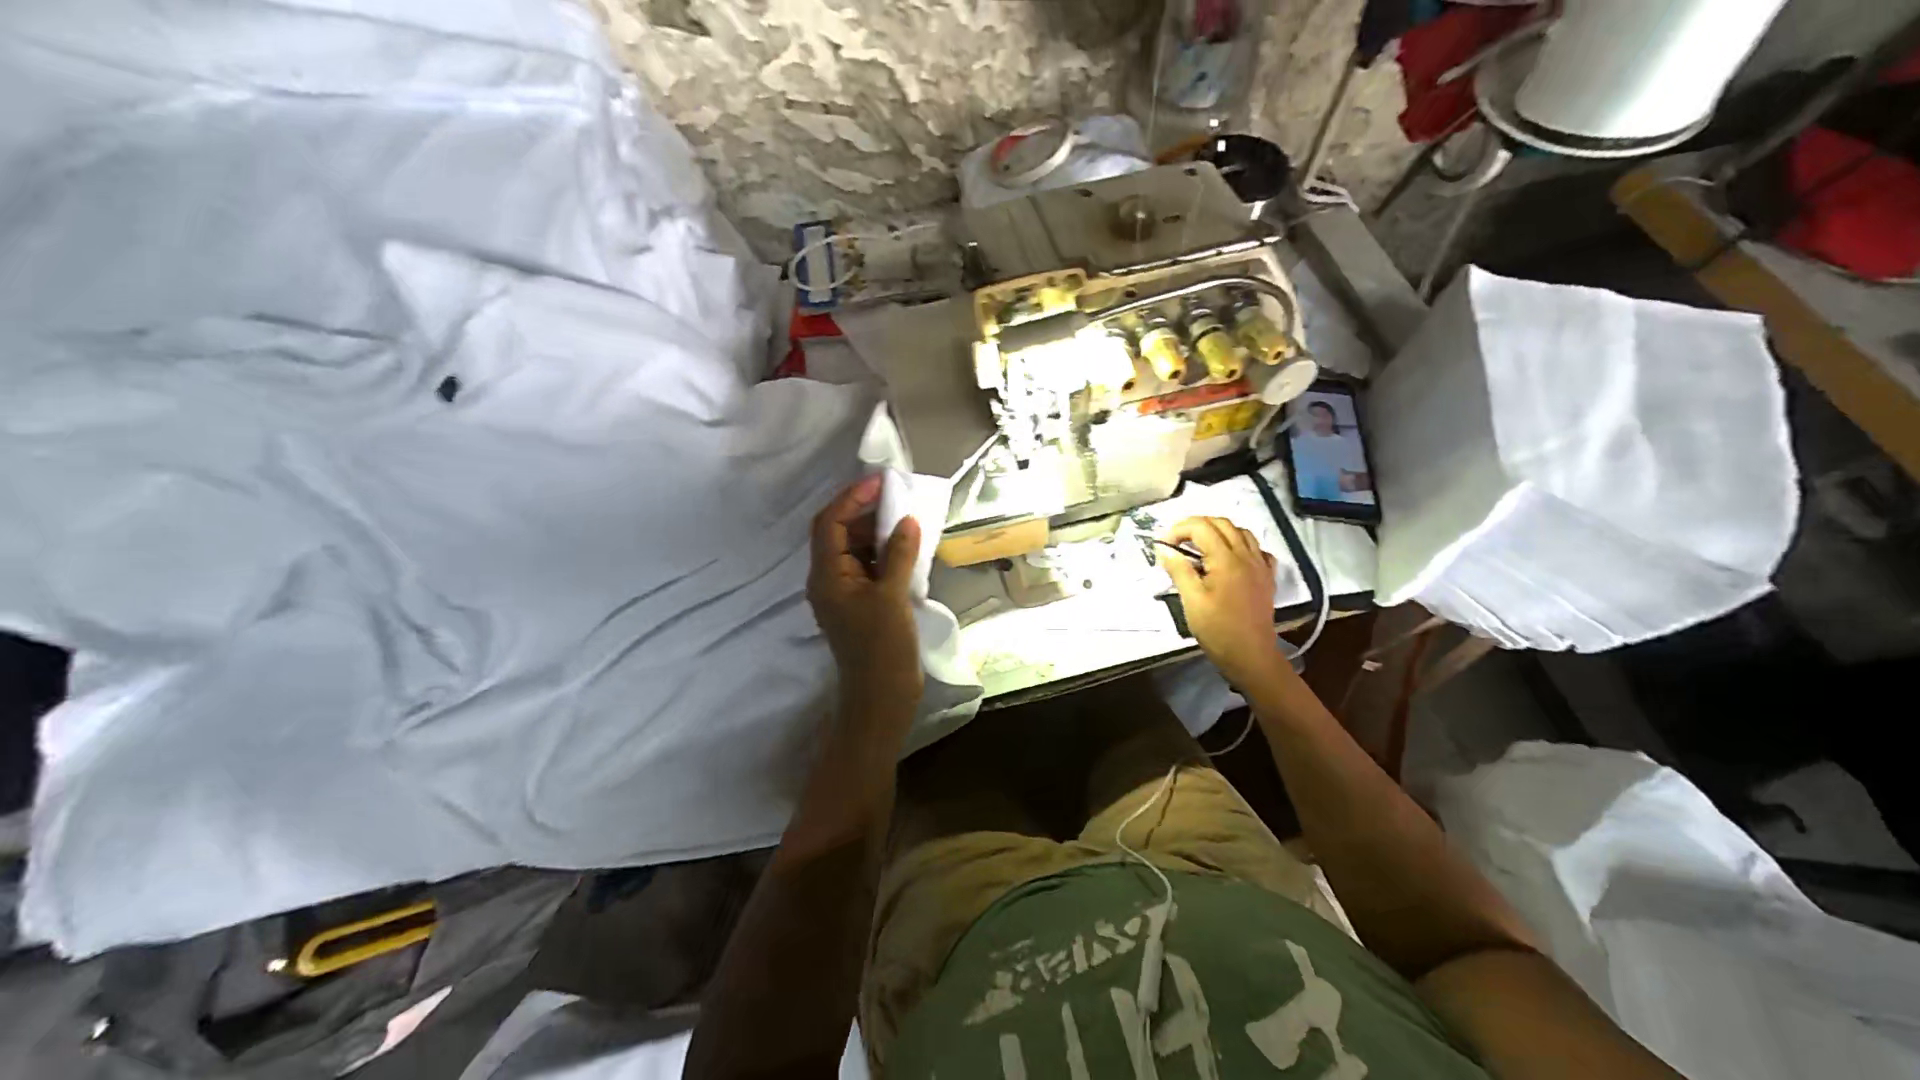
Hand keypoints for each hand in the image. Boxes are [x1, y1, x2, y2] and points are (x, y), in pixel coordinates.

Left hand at [807, 474, 923, 717]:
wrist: (881, 698)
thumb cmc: (882, 649)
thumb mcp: (893, 598)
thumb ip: (898, 555)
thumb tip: (906, 520)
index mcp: (826, 576)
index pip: (829, 523)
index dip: (851, 498)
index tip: (880, 483)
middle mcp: (828, 580)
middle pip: (838, 533)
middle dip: (864, 511)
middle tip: (896, 496)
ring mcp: (844, 593)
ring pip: (853, 550)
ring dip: (875, 531)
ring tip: (904, 517)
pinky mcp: (860, 604)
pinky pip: (867, 567)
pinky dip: (883, 553)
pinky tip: (906, 547)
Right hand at [1163, 516, 1284, 684]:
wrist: (1251, 656)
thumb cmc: (1218, 630)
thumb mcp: (1191, 600)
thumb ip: (1179, 570)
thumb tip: (1164, 548)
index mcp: (1227, 559)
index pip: (1201, 527)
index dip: (1178, 530)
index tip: (1163, 545)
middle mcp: (1246, 556)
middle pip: (1222, 523)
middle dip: (1196, 526)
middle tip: (1177, 542)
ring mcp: (1260, 566)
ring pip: (1241, 532)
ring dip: (1218, 532)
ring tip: (1200, 546)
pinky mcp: (1266, 578)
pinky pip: (1256, 549)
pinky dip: (1240, 546)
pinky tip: (1230, 558)